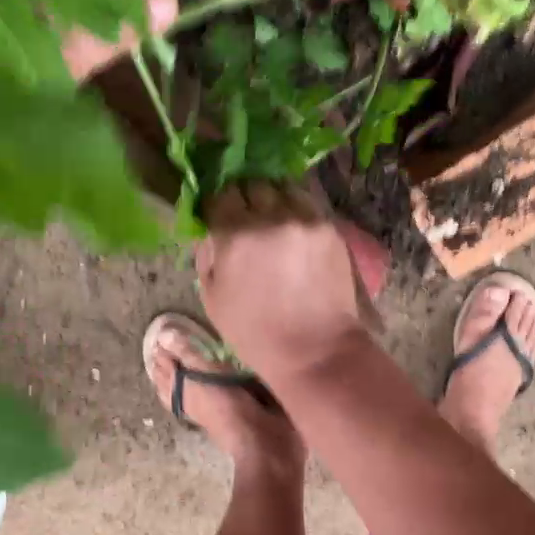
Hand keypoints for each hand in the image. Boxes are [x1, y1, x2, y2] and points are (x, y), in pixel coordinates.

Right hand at [196, 181, 369, 385]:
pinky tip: (294, 232)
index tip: (220, 214)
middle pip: (252, 184)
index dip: (219, 202)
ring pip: (282, 188)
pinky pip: (307, 205)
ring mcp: (304, 219)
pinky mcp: (329, 228)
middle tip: (247, 217)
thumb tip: (209, 228)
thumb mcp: (211, 297)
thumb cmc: (254, 332)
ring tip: (273, 221)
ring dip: (273, 200)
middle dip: (246, 197)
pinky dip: (296, 212)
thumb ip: (206, 254)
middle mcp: (269, 217)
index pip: (220, 193)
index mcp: (233, 234)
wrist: (315, 350)